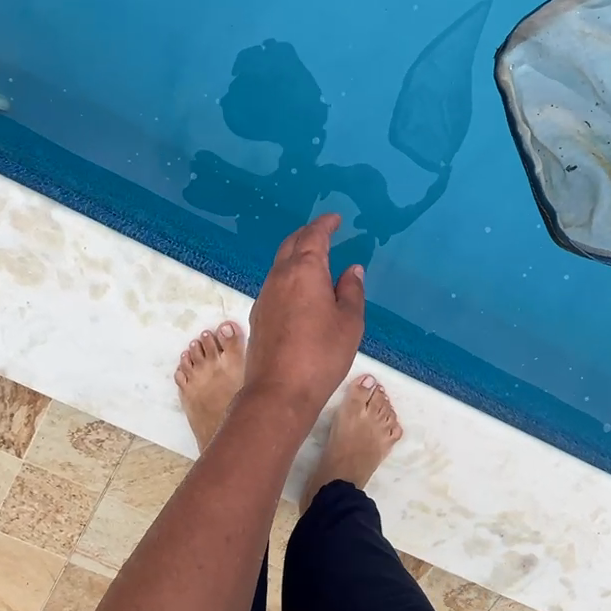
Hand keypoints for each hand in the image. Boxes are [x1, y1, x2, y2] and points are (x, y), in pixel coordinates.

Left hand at [245, 213, 366, 410]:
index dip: (325, 224)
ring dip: (296, 256)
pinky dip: (289, 276)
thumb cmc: (322, 355)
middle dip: (307, 235)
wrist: (279, 392)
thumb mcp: (349, 322)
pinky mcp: (258, 316)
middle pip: (291, 244)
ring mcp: (265, 296)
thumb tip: (351, 270)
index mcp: (304, 271)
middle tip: (324, 233)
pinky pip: (275, 284)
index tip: (335, 219)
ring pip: (280, 265)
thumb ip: (351, 291)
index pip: (314, 236)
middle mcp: (280, 277)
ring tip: (315, 261)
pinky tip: (300, 291)